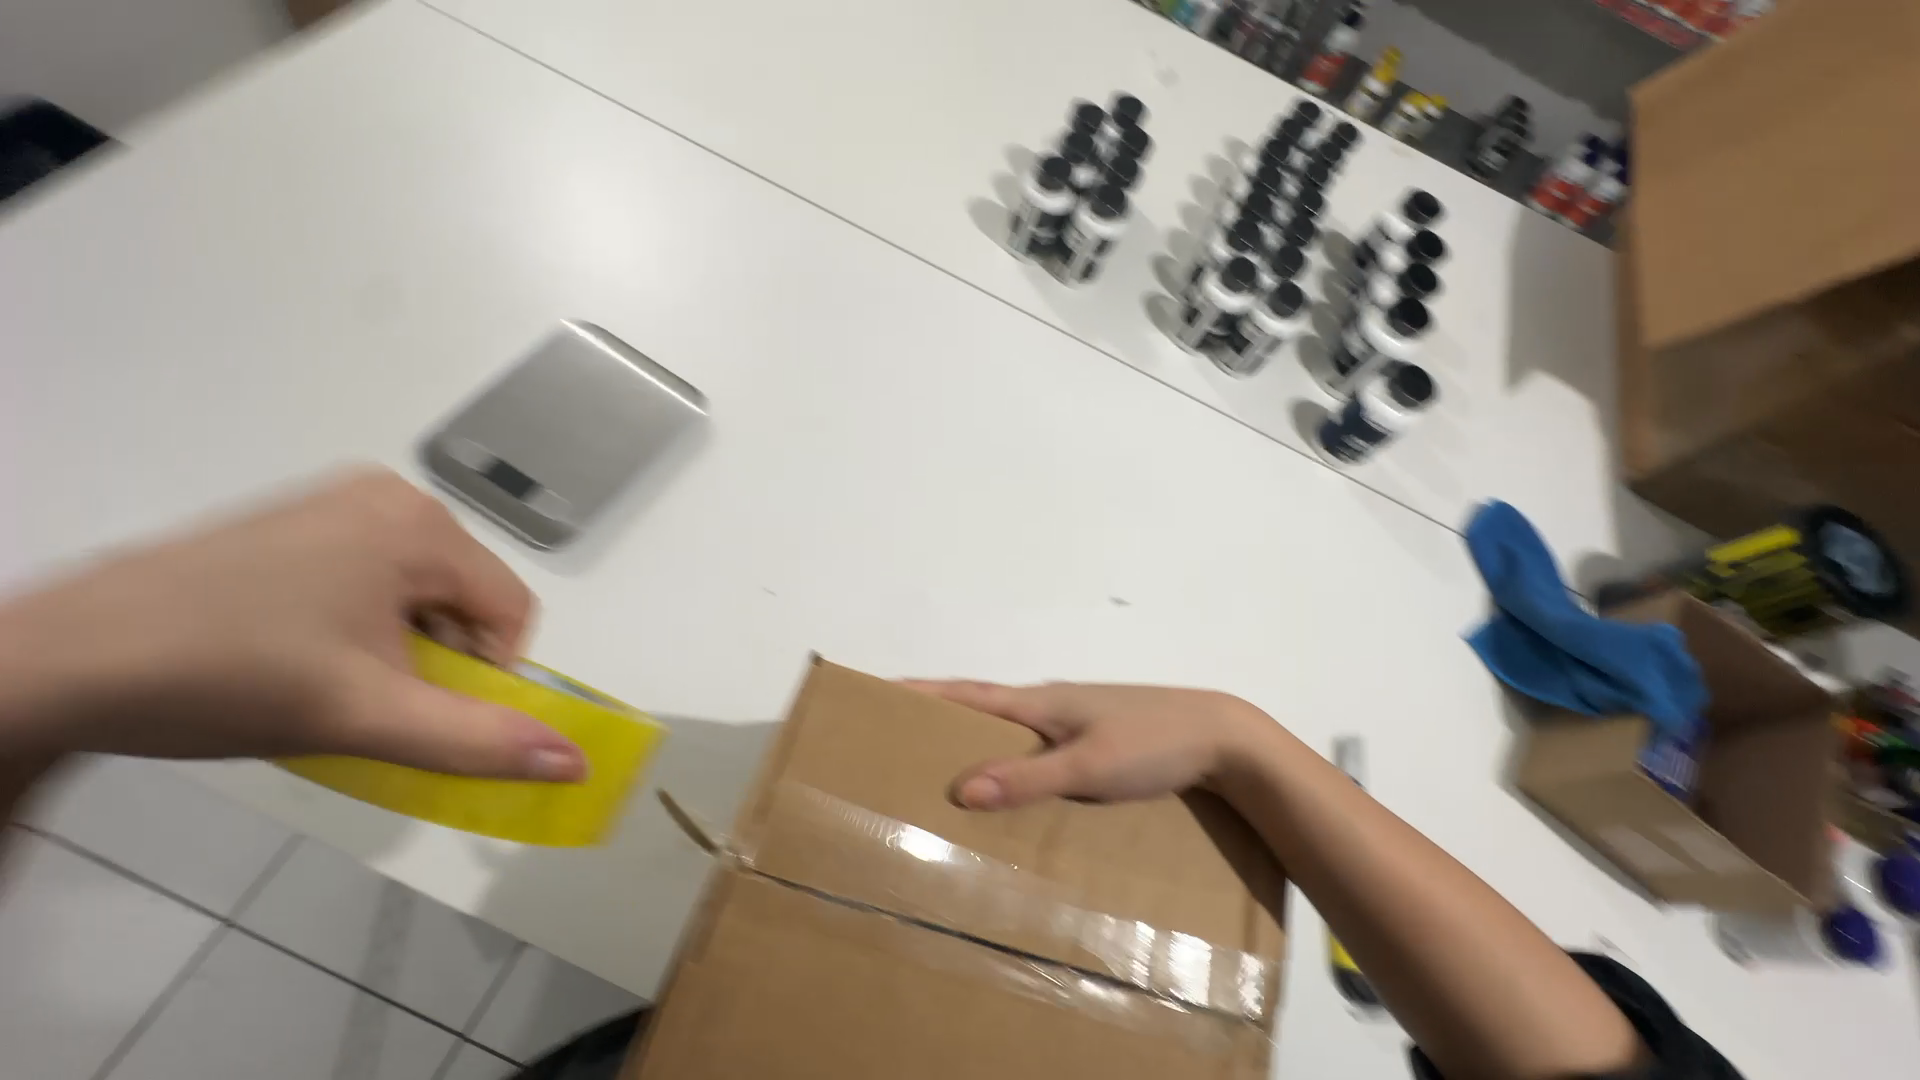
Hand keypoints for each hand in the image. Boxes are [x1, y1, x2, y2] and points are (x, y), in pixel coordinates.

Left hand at [0, 468, 584, 781]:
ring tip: (325, 679)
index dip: (484, 674)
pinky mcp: (296, 520)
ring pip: (421, 592)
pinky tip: (300, 651)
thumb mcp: (366, 716)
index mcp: (421, 526)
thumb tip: (577, 764)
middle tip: (364, 699)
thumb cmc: (226, 677)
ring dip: (398, 647)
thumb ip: (479, 740)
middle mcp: (391, 498)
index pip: (511, 611)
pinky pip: (373, 576)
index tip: (414, 708)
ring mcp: (338, 502)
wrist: (46, 664)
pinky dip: (361, 623)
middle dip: (436, 660)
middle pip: (466, 598)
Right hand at [903, 680, 1272, 809]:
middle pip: (986, 707)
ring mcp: (1079, 718)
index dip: (926, 692)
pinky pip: (1041, 743)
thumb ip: (1027, 778)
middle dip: (943, 718)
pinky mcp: (1100, 736)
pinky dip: (1015, 755)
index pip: (970, 693)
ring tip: (950, 766)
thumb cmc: (1152, 743)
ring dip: (980, 738)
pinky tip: (1017, 782)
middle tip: (904, 739)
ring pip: (1015, 726)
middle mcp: (1054, 703)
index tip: (884, 688)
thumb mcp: (1088, 765)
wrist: (1222, 738)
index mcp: (1042, 701)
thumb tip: (960, 787)